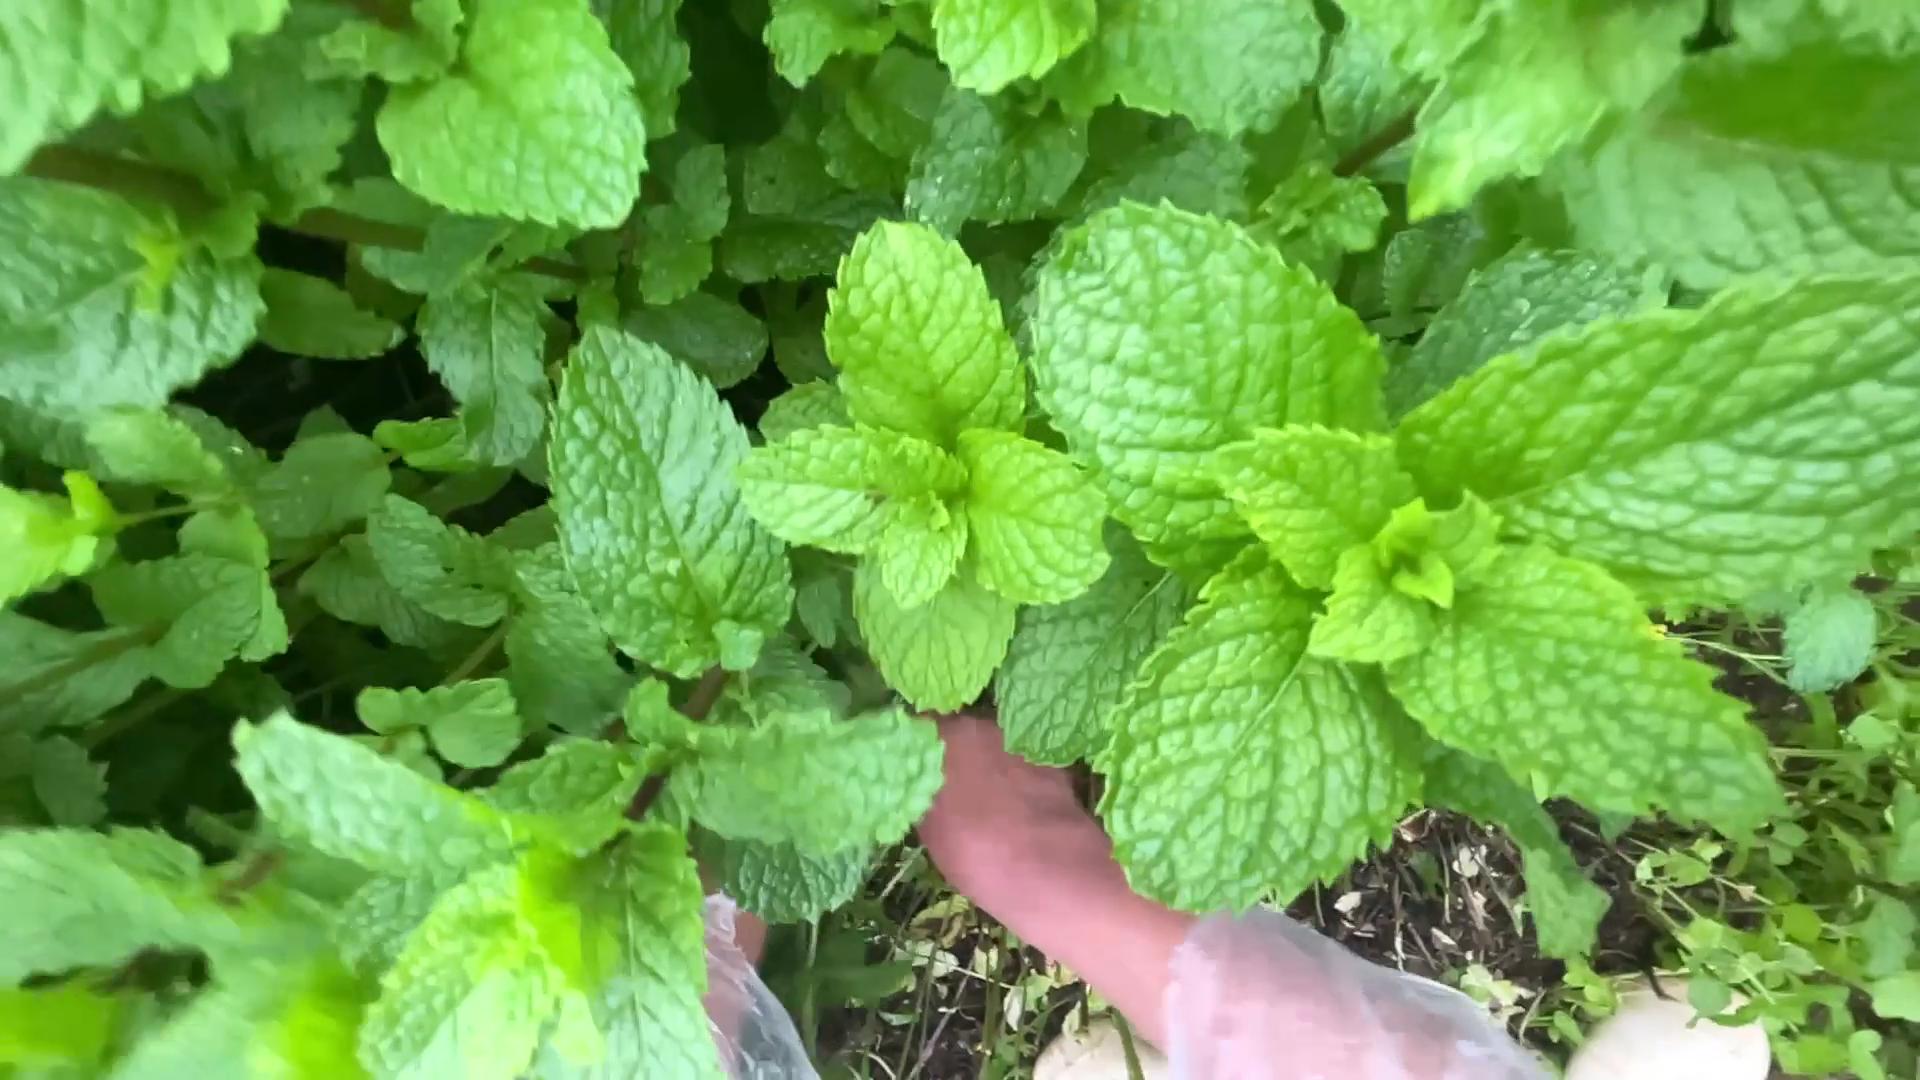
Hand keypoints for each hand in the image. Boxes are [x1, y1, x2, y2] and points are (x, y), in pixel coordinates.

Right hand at [916, 712, 1111, 908]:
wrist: (1050, 869)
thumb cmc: (975, 848)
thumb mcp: (930, 828)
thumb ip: (922, 794)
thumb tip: (918, 787)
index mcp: (947, 733)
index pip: (922, 728)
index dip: (917, 748)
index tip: (912, 768)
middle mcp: (985, 725)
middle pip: (962, 733)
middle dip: (954, 755)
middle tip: (948, 786)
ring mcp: (1022, 742)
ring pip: (995, 748)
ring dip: (989, 766)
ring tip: (986, 801)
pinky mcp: (1054, 762)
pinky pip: (1025, 765)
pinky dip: (1019, 779)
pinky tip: (1018, 808)